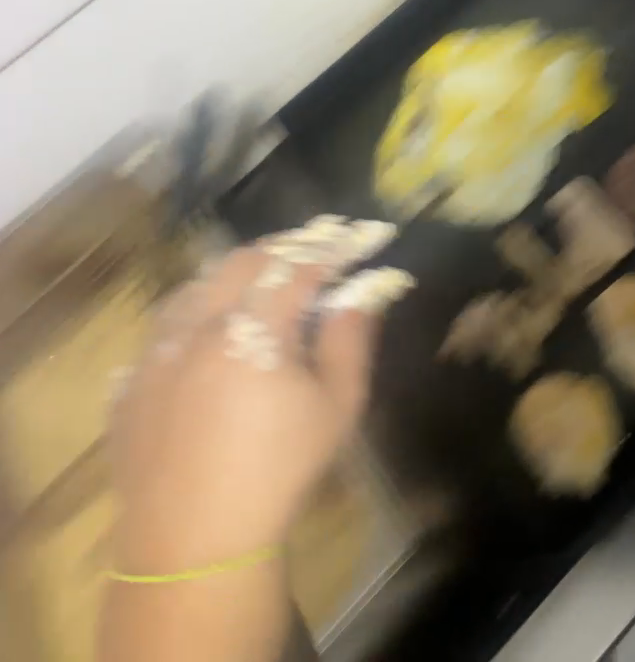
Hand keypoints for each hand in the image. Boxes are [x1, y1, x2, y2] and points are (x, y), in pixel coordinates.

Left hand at [109, 217, 412, 574]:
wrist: (195, 533)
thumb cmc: (284, 463)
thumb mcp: (340, 400)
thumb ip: (351, 337)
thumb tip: (369, 288)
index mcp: (251, 334)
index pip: (298, 268)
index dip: (337, 246)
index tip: (370, 234)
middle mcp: (196, 333)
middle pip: (240, 265)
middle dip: (287, 246)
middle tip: (325, 242)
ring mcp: (154, 358)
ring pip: (193, 290)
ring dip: (238, 271)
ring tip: (273, 271)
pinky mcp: (131, 386)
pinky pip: (162, 328)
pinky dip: (198, 308)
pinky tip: (217, 321)